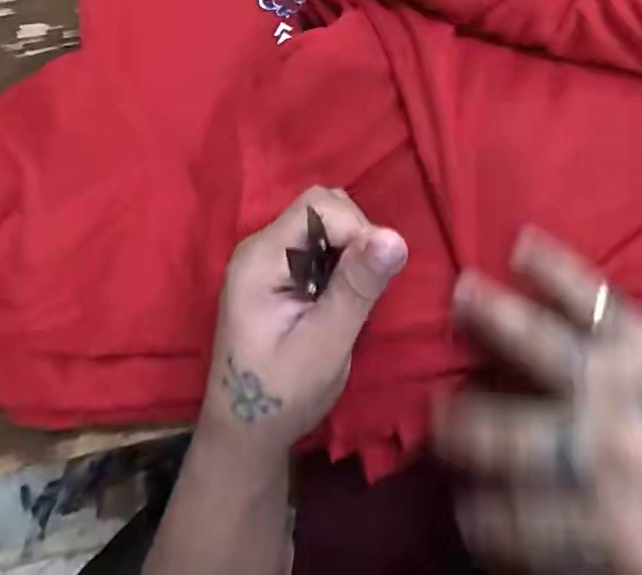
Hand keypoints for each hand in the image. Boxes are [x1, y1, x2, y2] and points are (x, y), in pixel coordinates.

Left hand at [199, 185, 408, 456]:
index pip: (316, 206)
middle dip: (354, 234)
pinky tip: (339, 295)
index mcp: (260, 258)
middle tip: (364, 286)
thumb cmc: (282, 395)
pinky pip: (317, 243)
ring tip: (351, 293)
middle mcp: (259, 246)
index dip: (355, 227)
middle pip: (319, 206)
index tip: (375, 273)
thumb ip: (357, 288)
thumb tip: (395, 237)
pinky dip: (339, 258)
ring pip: (321, 221)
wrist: (246, 434)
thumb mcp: (326, 345)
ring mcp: (266, 257)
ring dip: (349, 246)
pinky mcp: (277, 270)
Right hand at [435, 227, 641, 574]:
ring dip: (495, 320)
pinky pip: (592, 297)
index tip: (459, 506)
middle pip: (511, 438)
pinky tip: (523, 241)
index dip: (482, 520)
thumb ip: (597, 557)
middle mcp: (607, 457)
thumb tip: (529, 550)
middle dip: (464, 429)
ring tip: (459, 294)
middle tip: (434, 416)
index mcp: (619, 536)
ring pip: (541, 348)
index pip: (520, 527)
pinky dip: (555, 267)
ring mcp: (623, 388)